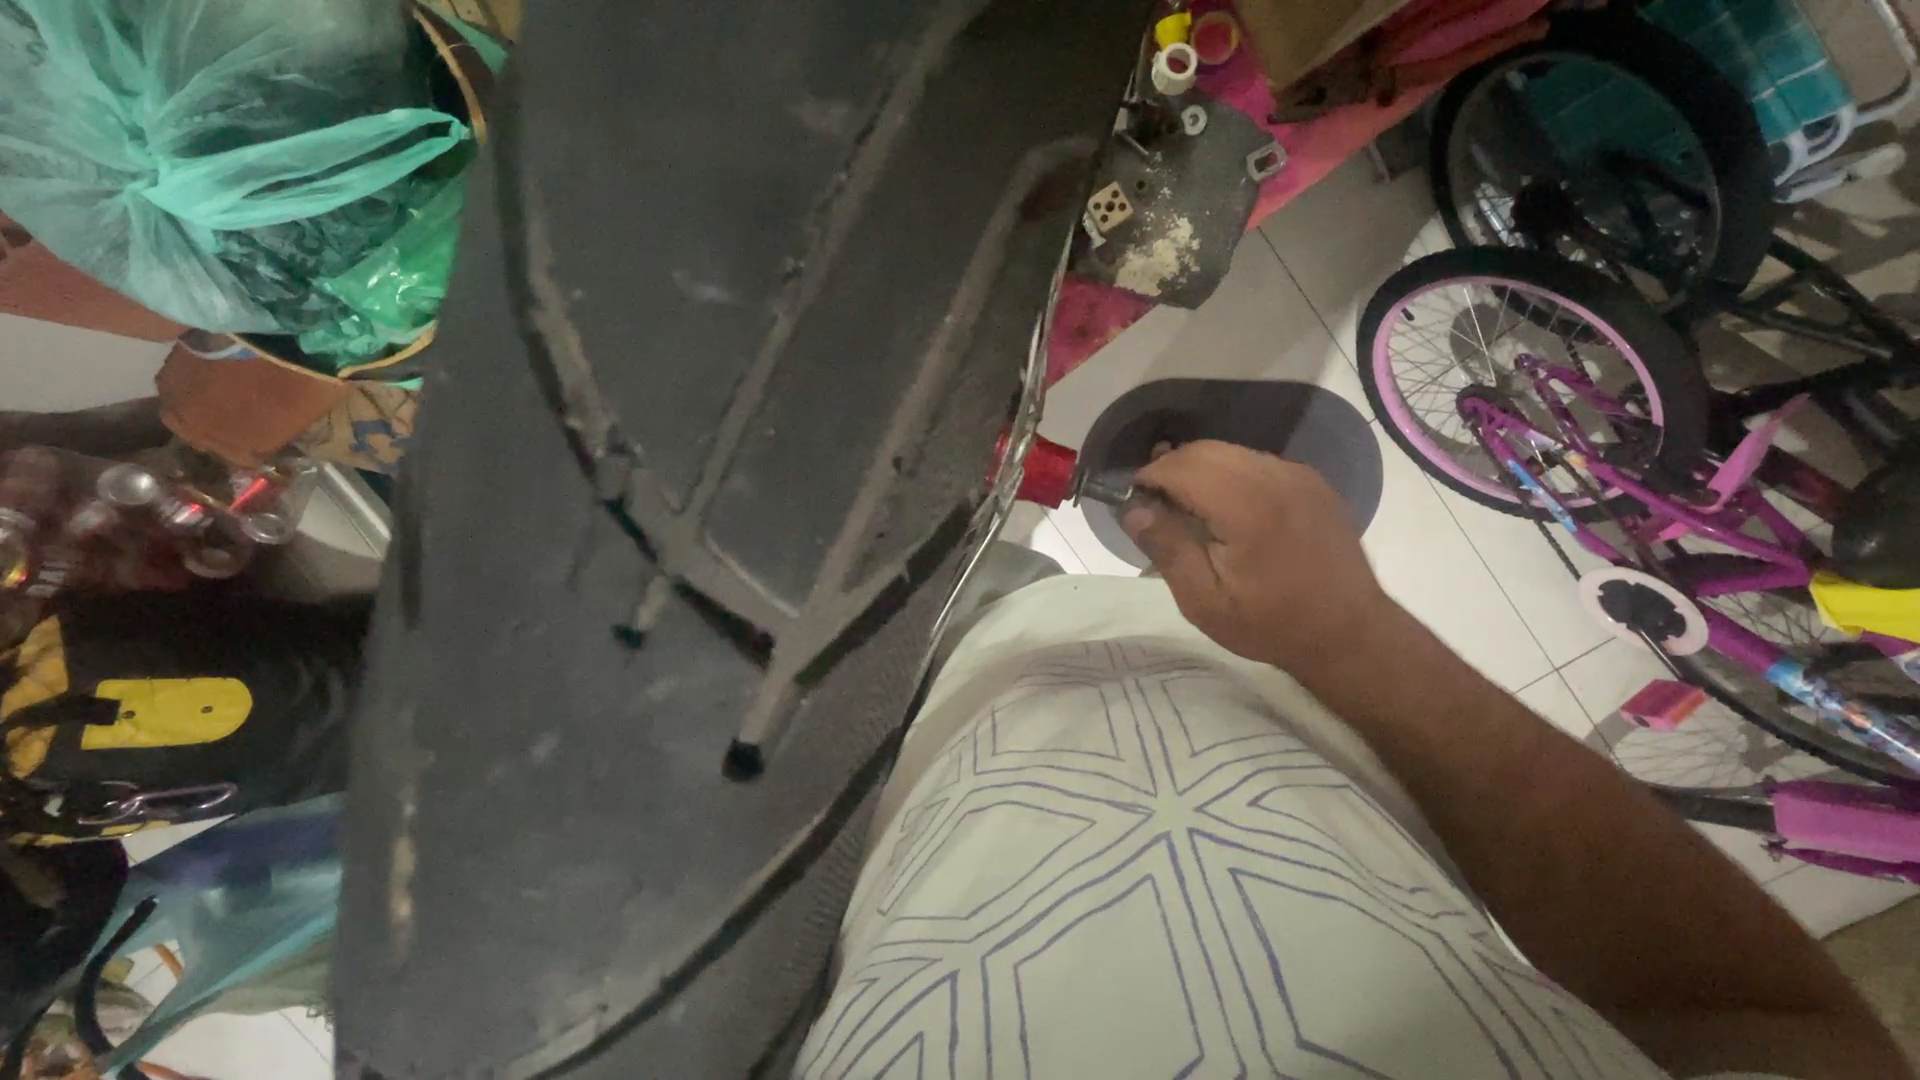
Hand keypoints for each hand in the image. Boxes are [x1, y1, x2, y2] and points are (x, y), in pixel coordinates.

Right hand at [1122, 440, 1398, 673]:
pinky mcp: (1313, 483)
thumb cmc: (1270, 624)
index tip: (1132, 501)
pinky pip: (1258, 464)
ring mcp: (1299, 476)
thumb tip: (1133, 510)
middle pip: (1207, 451)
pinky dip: (1230, 475)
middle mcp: (1276, 478)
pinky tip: (1226, 510)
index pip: (1183, 466)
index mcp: (1247, 506)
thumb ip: (1167, 548)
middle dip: (1172, 468)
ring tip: (1187, 508)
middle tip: (1154, 504)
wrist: (1349, 634)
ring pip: (1232, 453)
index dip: (1151, 477)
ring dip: (1201, 470)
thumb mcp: (1204, 601)